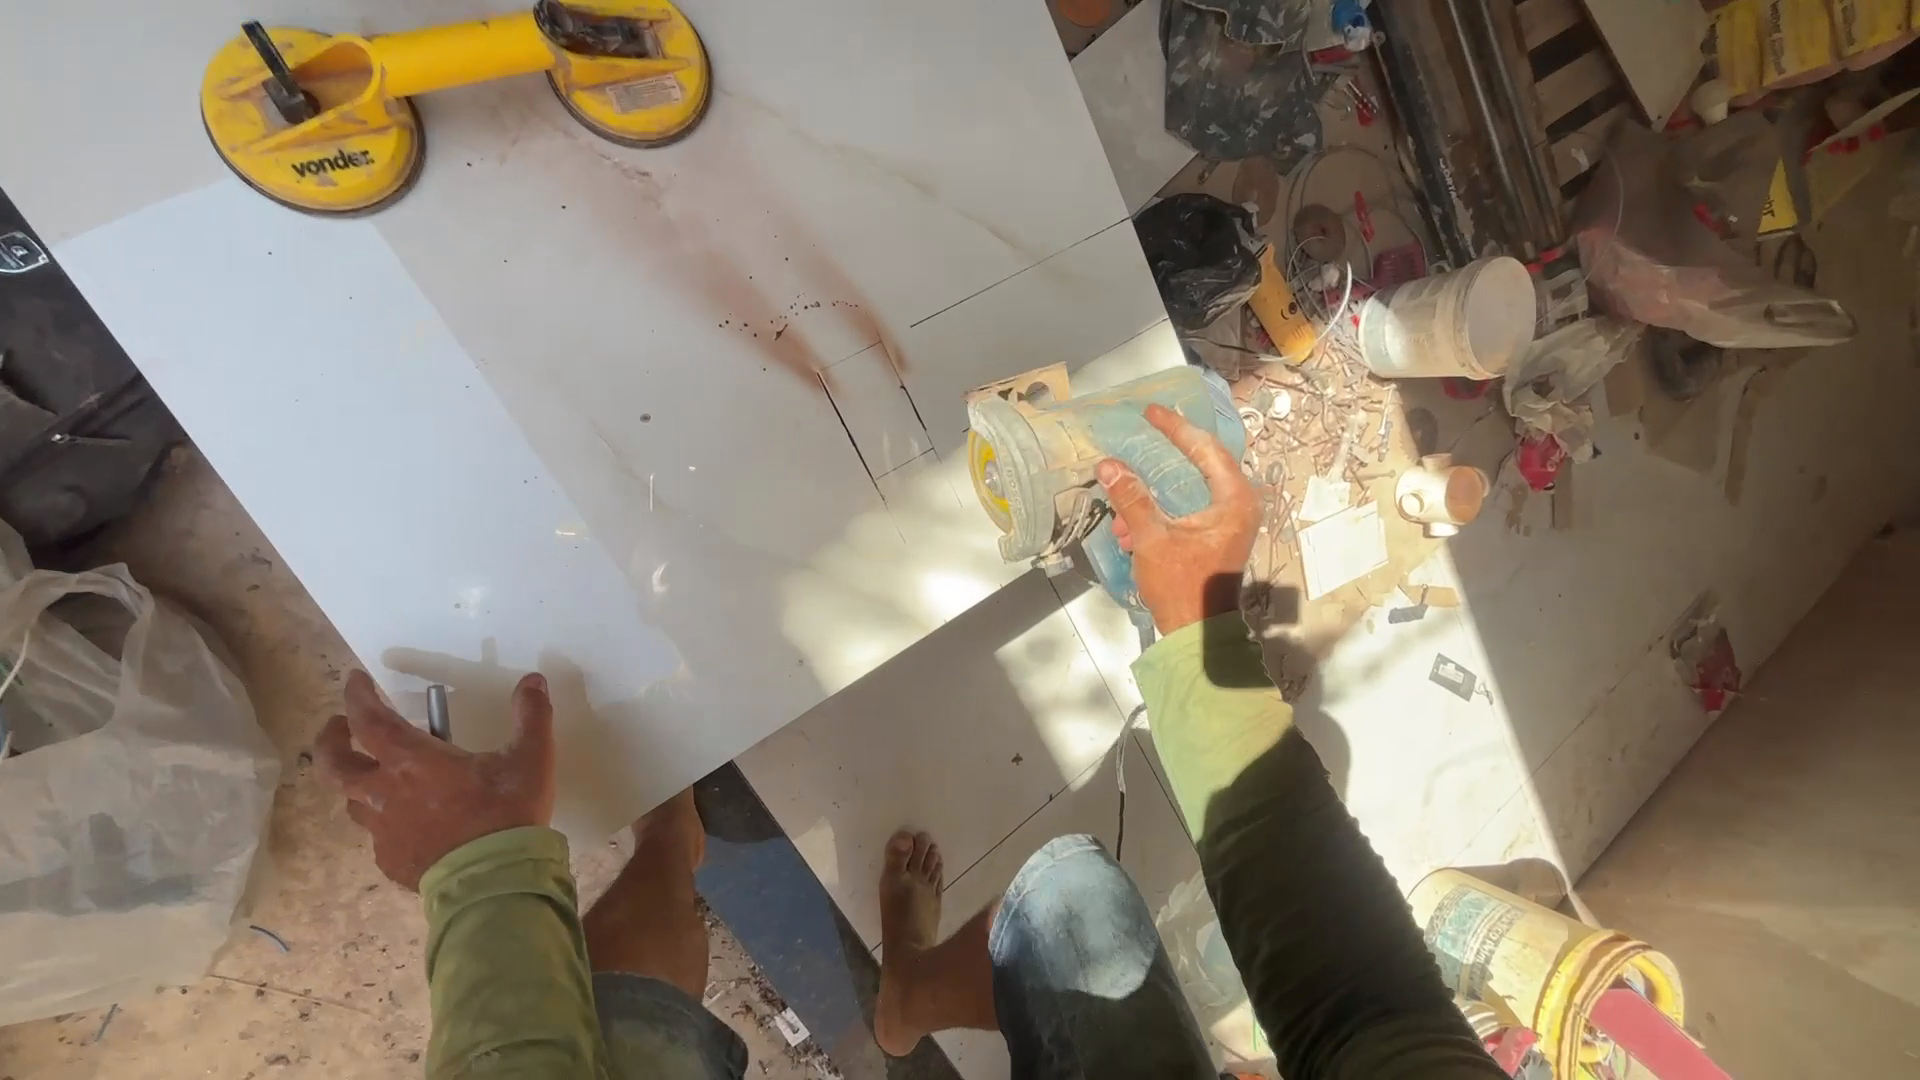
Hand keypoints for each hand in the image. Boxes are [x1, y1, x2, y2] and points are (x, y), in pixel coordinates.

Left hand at [316, 670, 556, 890]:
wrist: (495, 877)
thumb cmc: (507, 809)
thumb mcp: (530, 755)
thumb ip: (531, 714)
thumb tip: (533, 680)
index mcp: (413, 762)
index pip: (370, 721)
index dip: (358, 697)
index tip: (355, 680)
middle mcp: (385, 793)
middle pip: (336, 764)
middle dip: (333, 740)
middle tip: (341, 726)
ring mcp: (383, 830)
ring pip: (352, 800)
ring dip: (356, 780)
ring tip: (375, 773)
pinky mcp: (391, 859)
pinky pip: (378, 832)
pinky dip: (385, 816)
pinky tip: (408, 819)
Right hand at [1097, 403, 1258, 634]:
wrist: (1197, 635)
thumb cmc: (1182, 585)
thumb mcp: (1151, 538)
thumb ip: (1131, 498)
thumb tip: (1108, 465)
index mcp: (1233, 500)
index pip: (1206, 448)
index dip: (1176, 428)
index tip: (1151, 412)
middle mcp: (1238, 506)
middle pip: (1203, 463)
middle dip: (1169, 451)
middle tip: (1147, 430)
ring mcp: (1229, 524)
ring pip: (1190, 490)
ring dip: (1156, 492)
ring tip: (1124, 500)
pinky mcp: (1216, 539)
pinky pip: (1187, 510)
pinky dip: (1160, 513)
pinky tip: (1130, 528)